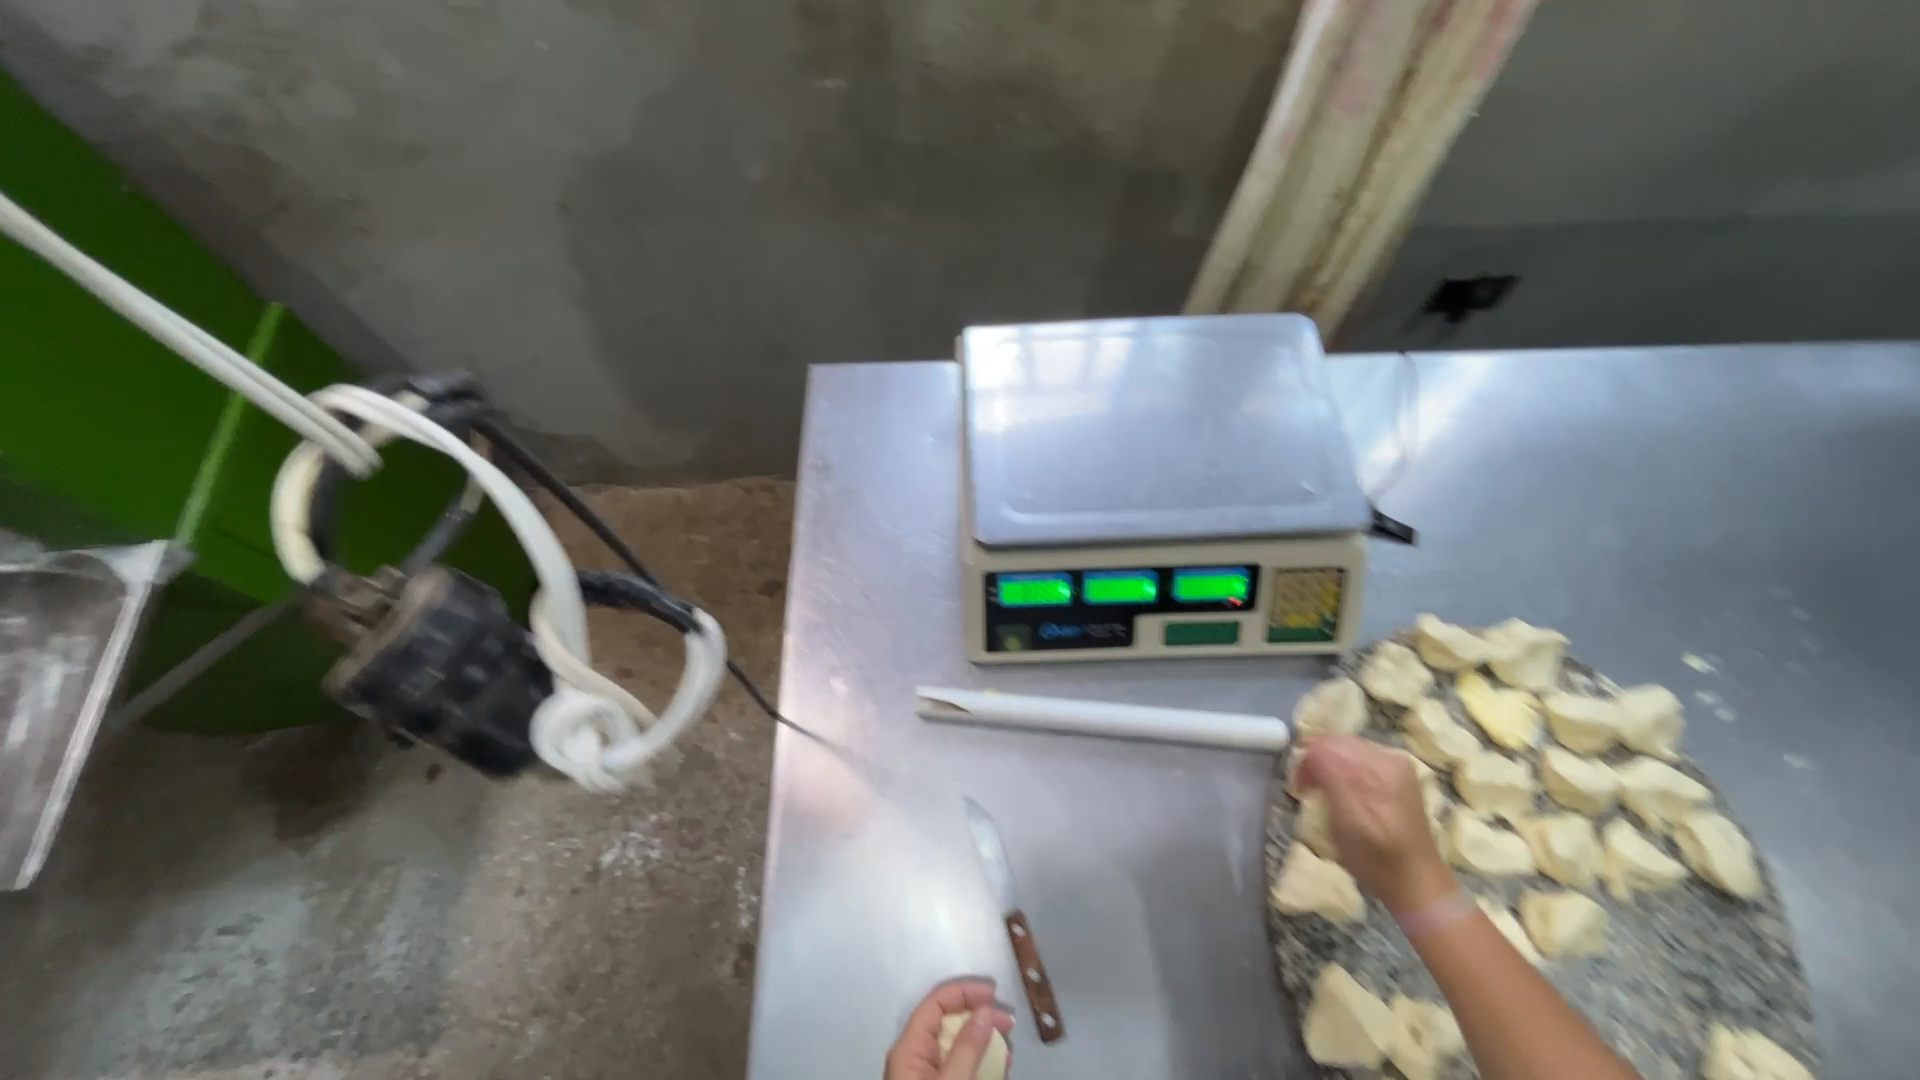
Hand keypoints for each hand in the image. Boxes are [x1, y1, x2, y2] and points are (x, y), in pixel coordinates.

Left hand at [884, 978, 1015, 1079]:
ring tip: (1006, 1048)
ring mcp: (922, 1073)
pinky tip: (997, 1066)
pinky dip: (976, 1064)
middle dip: (979, 1018)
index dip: (965, 992)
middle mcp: (913, 1056)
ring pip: (954, 1046)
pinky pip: (955, 1067)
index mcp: (908, 1047)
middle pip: (947, 1022)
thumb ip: (967, 1048)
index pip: (936, 1003)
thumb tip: (984, 1010)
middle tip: (1008, 1024)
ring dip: (981, 1043)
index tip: (994, 994)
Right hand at [1297, 735, 1457, 912]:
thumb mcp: (1340, 823)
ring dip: (1331, 759)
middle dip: (1316, 757)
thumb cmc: (1372, 857)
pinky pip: (1364, 753)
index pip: (1324, 748)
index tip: (1299, 788)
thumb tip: (1310, 757)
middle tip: (1308, 784)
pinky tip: (1348, 784)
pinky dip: (1348, 762)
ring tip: (1326, 784)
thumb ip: (1329, 781)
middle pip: (1337, 741)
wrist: (1414, 876)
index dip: (1304, 763)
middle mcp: (1386, 759)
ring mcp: (1396, 762)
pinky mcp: (1400, 769)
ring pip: (1349, 744)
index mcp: (1371, 773)